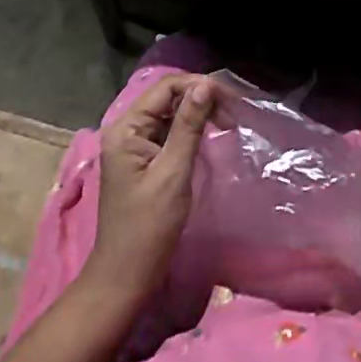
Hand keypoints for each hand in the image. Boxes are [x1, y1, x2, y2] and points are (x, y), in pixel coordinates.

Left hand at [83, 74, 215, 301]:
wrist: (127, 275)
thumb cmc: (149, 226)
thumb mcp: (173, 173)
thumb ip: (189, 126)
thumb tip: (206, 85)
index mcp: (126, 127)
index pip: (165, 87)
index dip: (198, 86)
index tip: (231, 99)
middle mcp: (127, 129)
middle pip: (168, 98)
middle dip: (201, 98)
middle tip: (234, 113)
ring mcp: (134, 145)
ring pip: (170, 114)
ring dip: (198, 114)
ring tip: (228, 123)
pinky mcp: (144, 160)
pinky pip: (169, 133)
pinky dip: (191, 131)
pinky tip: (211, 136)